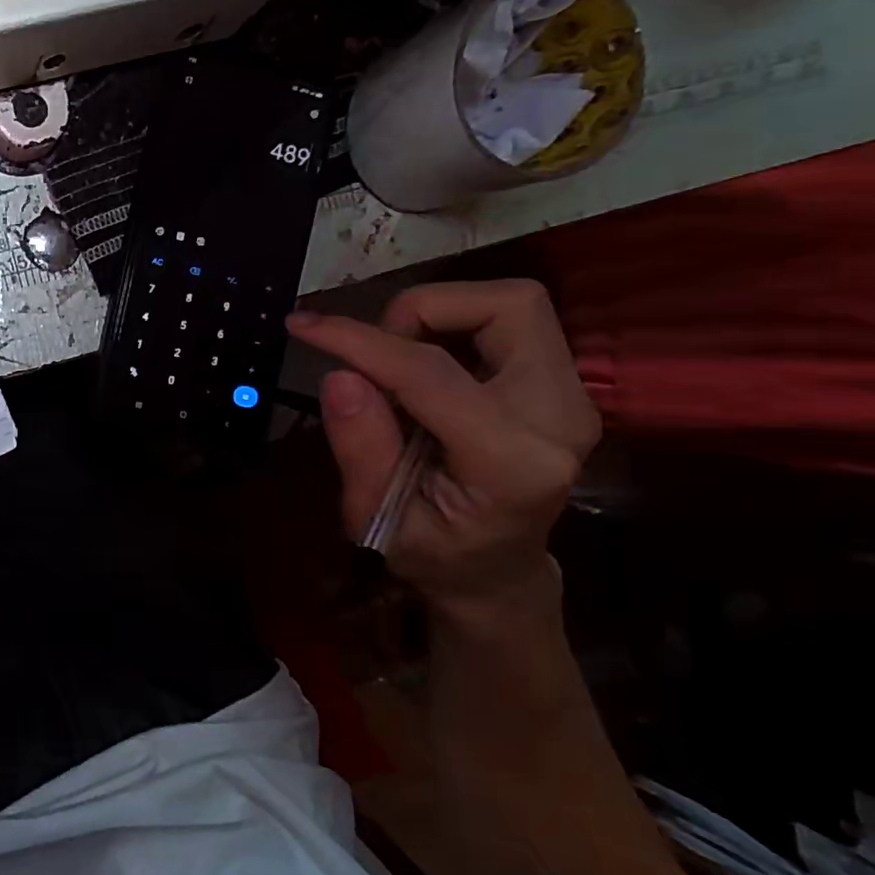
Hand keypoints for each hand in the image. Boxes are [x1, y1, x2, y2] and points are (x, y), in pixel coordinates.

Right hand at [287, 280, 599, 617]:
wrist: (494, 571)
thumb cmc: (431, 553)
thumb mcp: (376, 517)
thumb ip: (361, 449)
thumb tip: (338, 376)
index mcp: (511, 463)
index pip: (430, 373)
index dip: (359, 341)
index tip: (303, 325)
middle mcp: (559, 418)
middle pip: (506, 306)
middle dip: (423, 310)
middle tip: (375, 354)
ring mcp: (572, 398)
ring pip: (512, 304)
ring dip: (439, 316)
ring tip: (395, 362)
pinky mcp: (562, 385)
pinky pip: (509, 324)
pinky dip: (452, 328)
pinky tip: (420, 370)